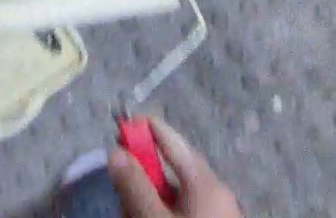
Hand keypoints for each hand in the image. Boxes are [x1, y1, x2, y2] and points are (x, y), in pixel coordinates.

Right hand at [110, 118, 242, 217]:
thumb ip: (133, 183)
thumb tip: (115, 152)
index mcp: (206, 181)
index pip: (169, 136)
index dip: (140, 126)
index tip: (116, 128)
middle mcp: (217, 190)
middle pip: (171, 165)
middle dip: (142, 170)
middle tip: (120, 182)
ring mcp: (220, 211)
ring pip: (176, 190)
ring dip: (149, 193)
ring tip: (130, 208)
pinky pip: (185, 208)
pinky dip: (164, 208)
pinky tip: (147, 214)